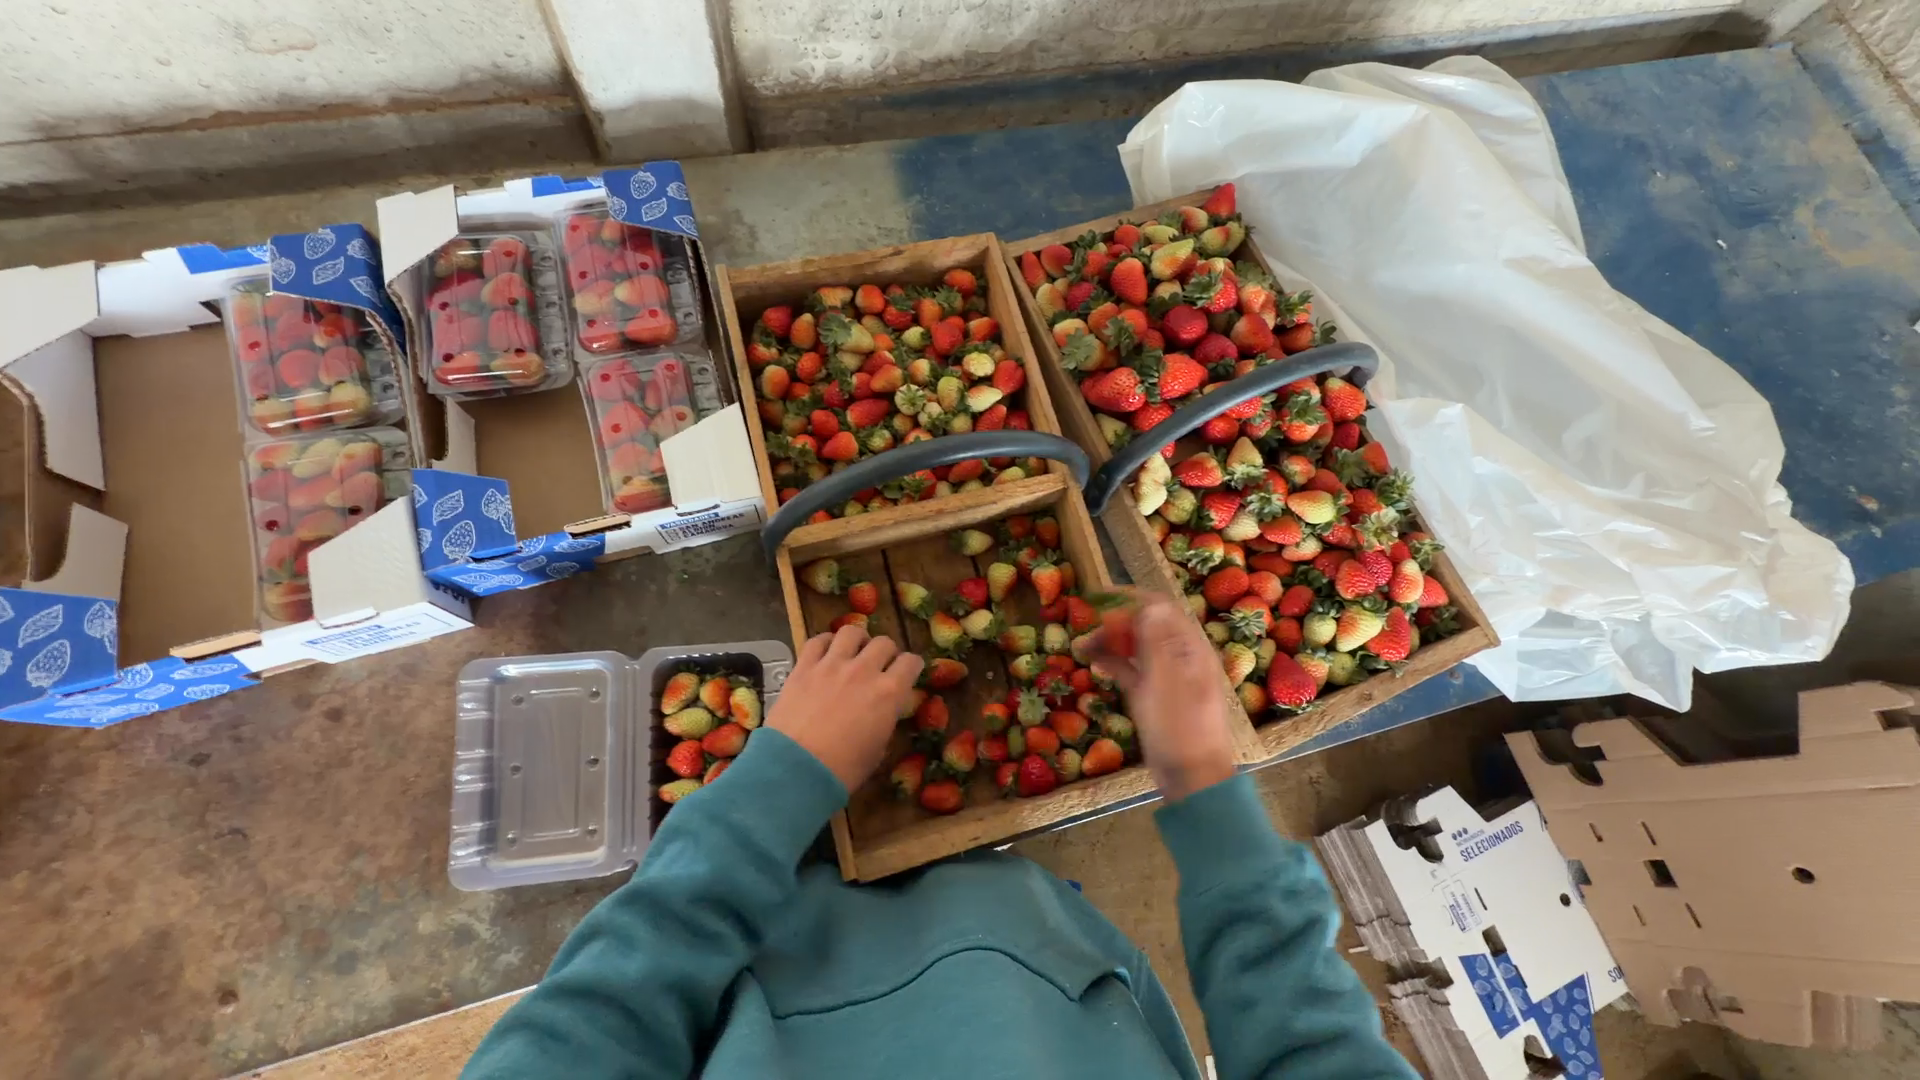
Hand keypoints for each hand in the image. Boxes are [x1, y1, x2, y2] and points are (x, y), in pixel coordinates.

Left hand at [767, 624, 923, 792]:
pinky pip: (817, 641)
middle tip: (880, 664)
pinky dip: (825, 642)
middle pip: (884, 642)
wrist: (796, 769)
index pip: (911, 662)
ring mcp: (832, 665)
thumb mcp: (878, 750)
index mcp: (889, 692)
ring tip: (854, 651)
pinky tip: (825, 652)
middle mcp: (864, 670)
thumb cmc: (843, 769)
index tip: (909, 672)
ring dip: (858, 640)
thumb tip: (881, 714)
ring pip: (851, 632)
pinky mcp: (803, 667)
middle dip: (887, 652)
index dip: (912, 666)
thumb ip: (883, 722)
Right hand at [1088, 592, 1236, 800]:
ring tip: (1081, 647)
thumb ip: (1157, 641)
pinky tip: (1093, 662)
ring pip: (1138, 648)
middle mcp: (1181, 657)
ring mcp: (1168, 677)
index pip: (1161, 608)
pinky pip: (1133, 670)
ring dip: (1111, 642)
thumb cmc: (1178, 728)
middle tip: (1086, 629)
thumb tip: (1148, 605)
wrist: (1192, 778)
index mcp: (1190, 649)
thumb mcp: (1164, 681)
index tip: (1099, 595)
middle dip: (1116, 623)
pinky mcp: (1156, 697)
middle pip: (1147, 626)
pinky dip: (1114, 663)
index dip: (1131, 598)